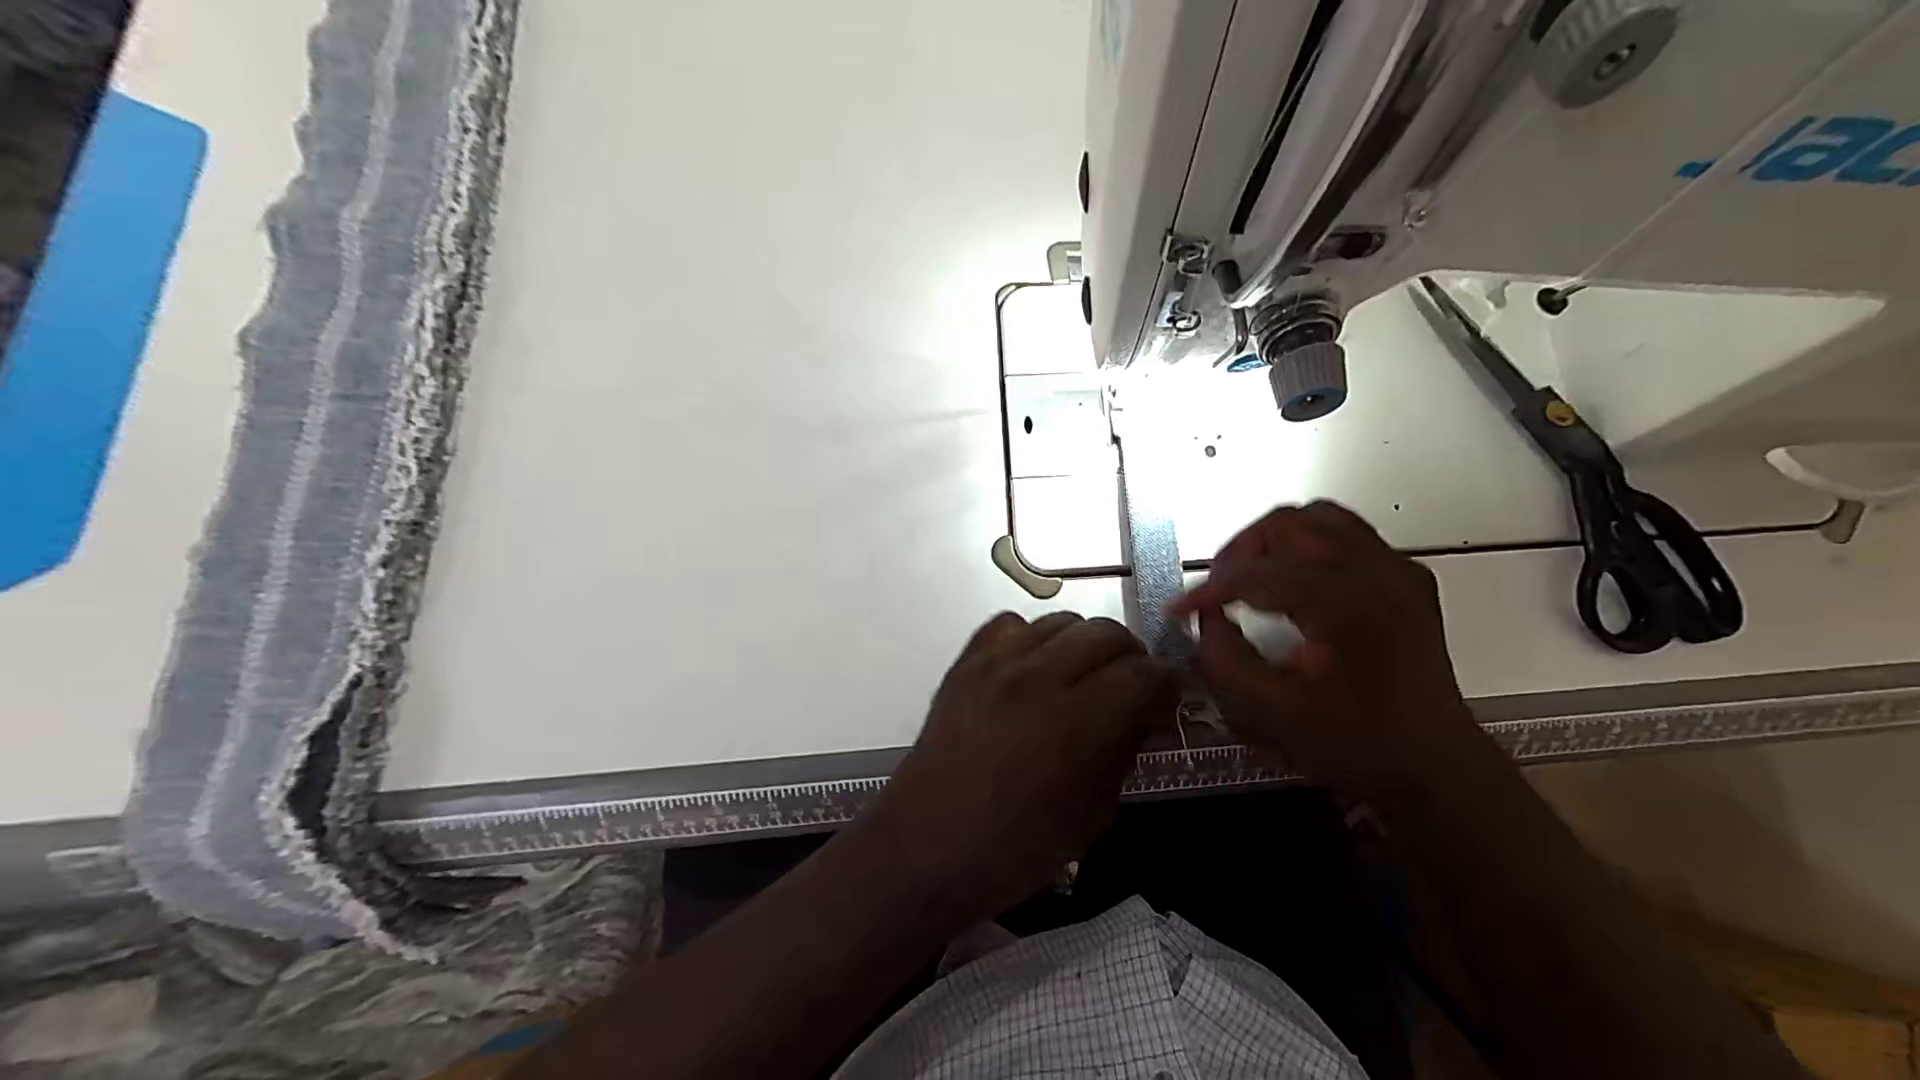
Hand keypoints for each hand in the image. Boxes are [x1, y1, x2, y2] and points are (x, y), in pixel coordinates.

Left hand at [862, 612, 1178, 919]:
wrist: (925, 847)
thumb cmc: (1013, 851)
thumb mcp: (1090, 818)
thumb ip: (1122, 756)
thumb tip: (1140, 718)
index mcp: (1078, 721)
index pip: (1144, 673)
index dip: (1166, 684)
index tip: (1166, 700)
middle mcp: (1039, 677)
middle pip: (1106, 633)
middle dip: (1132, 657)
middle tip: (1131, 687)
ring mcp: (997, 664)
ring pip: (1061, 621)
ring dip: (1085, 644)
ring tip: (1083, 676)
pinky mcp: (965, 663)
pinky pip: (1011, 625)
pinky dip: (1034, 639)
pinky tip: (1034, 669)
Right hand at [1174, 501, 1487, 797]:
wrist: (1435, 766)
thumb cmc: (1356, 745)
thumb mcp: (1273, 715)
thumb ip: (1225, 661)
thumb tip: (1206, 618)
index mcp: (1346, 607)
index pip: (1256, 575)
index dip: (1206, 590)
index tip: (1179, 610)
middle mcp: (1376, 574)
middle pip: (1287, 525)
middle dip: (1238, 554)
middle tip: (1216, 591)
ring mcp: (1396, 570)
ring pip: (1317, 517)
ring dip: (1272, 541)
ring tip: (1250, 578)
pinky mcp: (1405, 576)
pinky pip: (1346, 533)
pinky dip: (1306, 544)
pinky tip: (1293, 580)